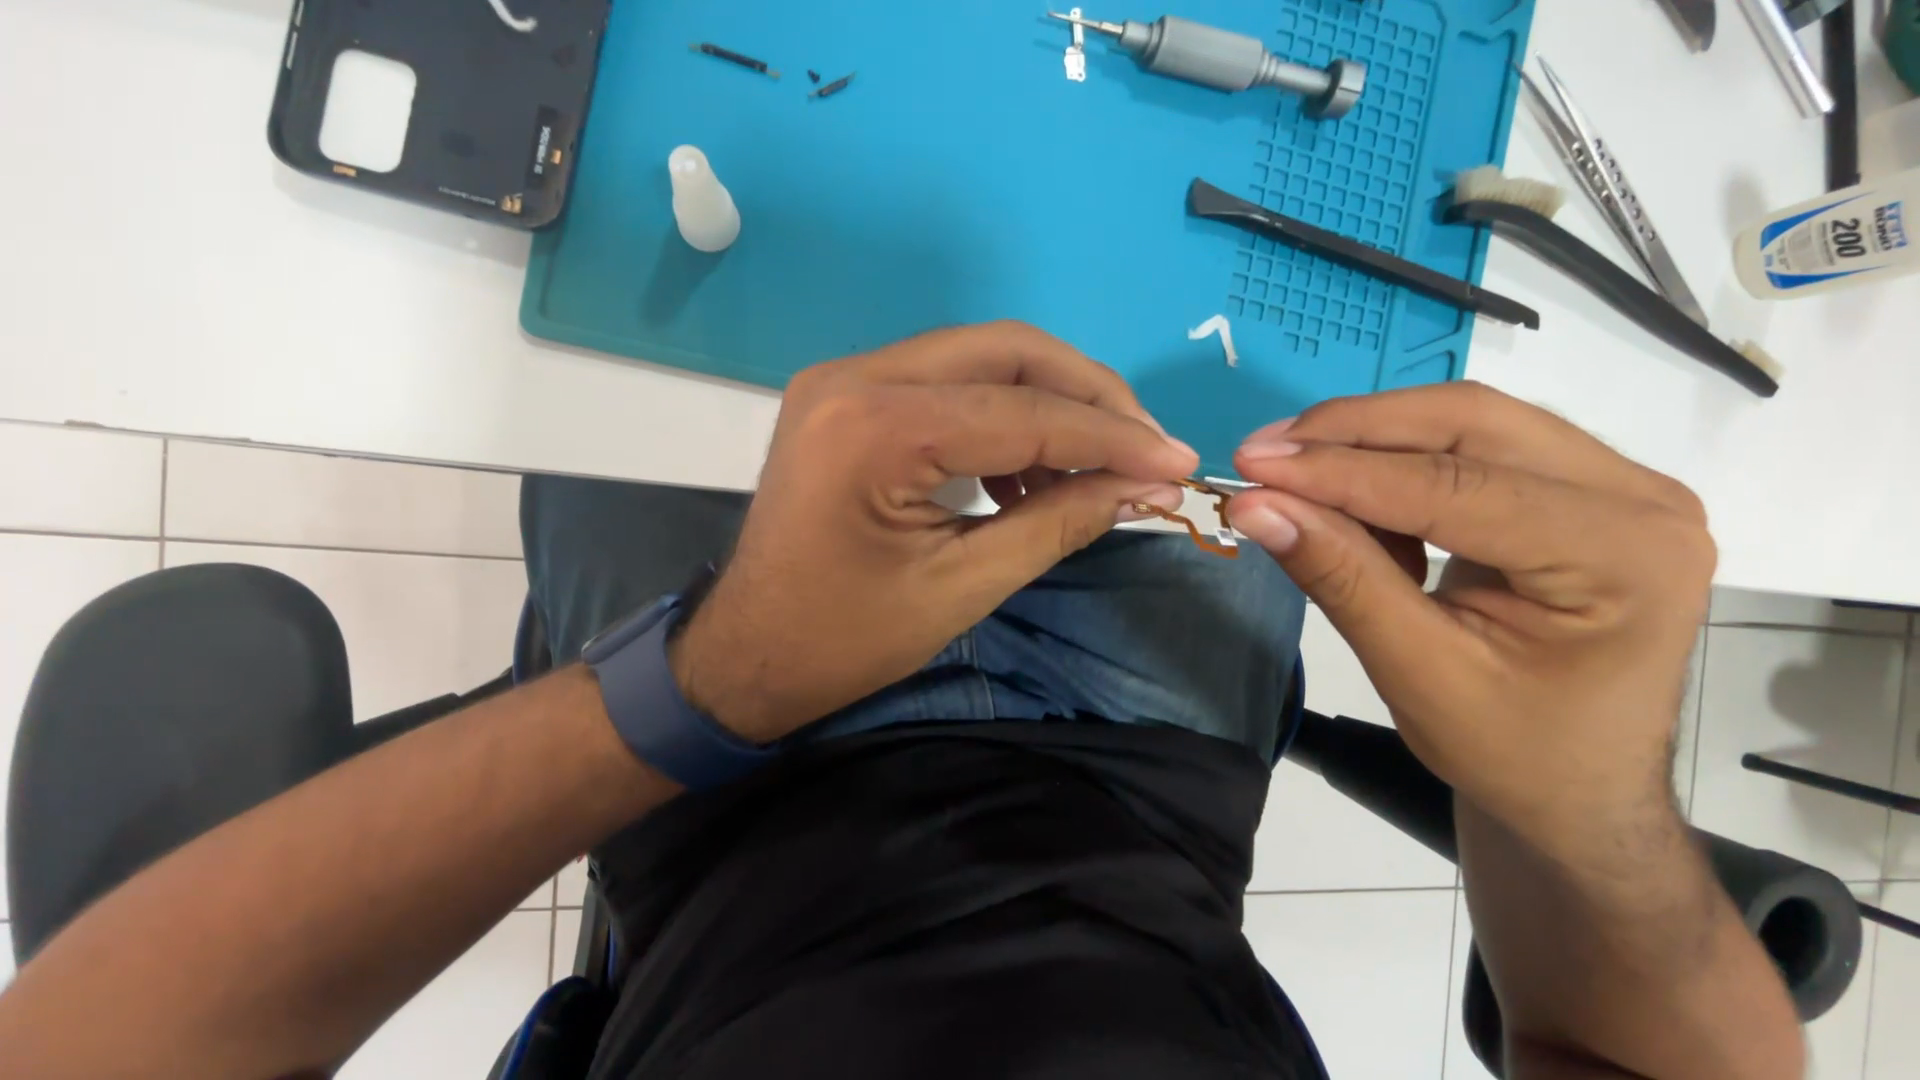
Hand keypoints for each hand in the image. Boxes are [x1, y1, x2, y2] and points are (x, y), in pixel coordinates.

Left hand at [671, 322, 1196, 742]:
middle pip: (1005, 352)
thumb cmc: (846, 640)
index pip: (1024, 411)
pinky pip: (946, 383)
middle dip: (1087, 397)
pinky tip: (1029, 470)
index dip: (1112, 438)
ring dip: (1048, 402)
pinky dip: (1001, 414)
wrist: (747, 654)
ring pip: (979, 358)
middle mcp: (855, 376)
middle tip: (1145, 448)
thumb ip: (1060, 521)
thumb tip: (1148, 484)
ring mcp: (845, 379)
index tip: (1179, 462)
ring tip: (1094, 468)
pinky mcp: (847, 397)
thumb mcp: (964, 586)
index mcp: (876, 428)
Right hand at [1226, 383, 1712, 850]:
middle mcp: (1639, 498)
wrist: (1578, 788)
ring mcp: (1618, 485)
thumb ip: (1341, 578)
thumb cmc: (1510, 751)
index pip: (1455, 486)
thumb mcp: (1417, 673)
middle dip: (1354, 431)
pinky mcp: (1581, 487)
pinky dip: (1396, 464)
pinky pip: (1474, 448)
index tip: (1250, 465)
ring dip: (1370, 439)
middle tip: (1264, 452)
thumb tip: (1255, 506)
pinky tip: (1351, 502)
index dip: (1341, 471)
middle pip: (1472, 423)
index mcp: (1623, 556)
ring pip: (1469, 423)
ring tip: (1291, 472)